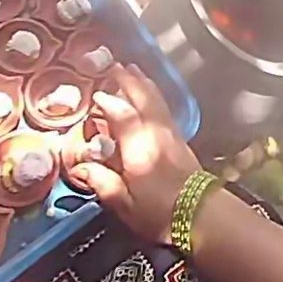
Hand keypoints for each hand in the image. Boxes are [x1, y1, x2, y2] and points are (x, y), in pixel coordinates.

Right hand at [65, 64, 201, 244]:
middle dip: (130, 81)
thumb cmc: (160, 213)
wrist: (201, 215)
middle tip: (116, 66)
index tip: (96, 94)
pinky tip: (150, 95)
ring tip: (134, 71)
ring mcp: (171, 133)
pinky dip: (154, 95)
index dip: (109, 102)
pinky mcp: (181, 138)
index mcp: (139, 148)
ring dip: (144, 83)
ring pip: (157, 100)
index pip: (123, 115)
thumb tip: (81, 166)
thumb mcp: (125, 204)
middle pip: (144, 98)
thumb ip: (102, 182)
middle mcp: (156, 133)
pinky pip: (164, 107)